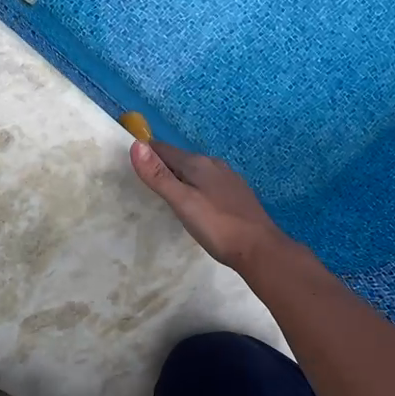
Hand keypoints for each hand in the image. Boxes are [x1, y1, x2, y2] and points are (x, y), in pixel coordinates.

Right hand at [131, 140, 291, 272]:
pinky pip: (210, 183)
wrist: (261, 250)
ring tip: (171, 194)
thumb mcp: (182, 202)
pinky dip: (198, 188)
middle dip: (164, 166)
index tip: (133, 165)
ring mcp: (229, 179)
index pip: (164, 149)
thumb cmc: (217, 227)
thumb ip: (158, 176)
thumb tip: (136, 145)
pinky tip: (199, 204)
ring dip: (182, 177)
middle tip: (148, 183)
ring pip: (197, 171)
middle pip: (181, 159)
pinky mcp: (238, 194)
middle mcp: (214, 165)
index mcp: (197, 163)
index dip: (147, 154)